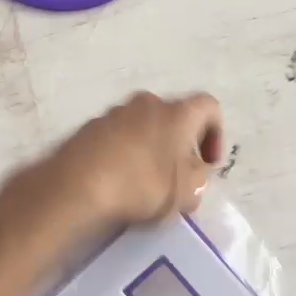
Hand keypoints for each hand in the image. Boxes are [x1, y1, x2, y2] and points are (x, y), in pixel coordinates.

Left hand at [41, 92, 224, 223]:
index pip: (210, 107)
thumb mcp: (187, 192)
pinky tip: (118, 179)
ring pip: (143, 126)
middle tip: (178, 173)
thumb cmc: (143, 186)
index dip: (216, 134)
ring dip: (151, 147)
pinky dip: (124, 153)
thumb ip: (200, 178)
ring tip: (145, 180)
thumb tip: (194, 172)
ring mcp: (114, 112)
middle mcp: (147, 103)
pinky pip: (117, 137)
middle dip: (180, 143)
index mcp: (177, 112)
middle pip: (174, 116)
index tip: (208, 163)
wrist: (79, 186)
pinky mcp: (89, 128)